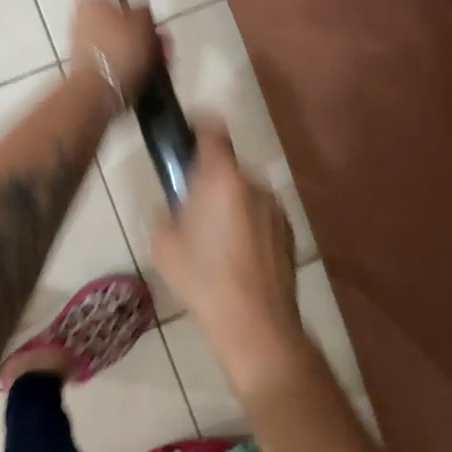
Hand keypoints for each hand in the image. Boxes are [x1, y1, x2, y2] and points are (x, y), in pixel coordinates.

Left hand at [67, 0, 161, 103]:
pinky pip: (117, 63)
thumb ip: (143, 10)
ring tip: (162, 63)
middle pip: (120, 24)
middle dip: (145, 35)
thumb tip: (141, 12)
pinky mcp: (89, 70)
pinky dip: (133, 67)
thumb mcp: (142, 19)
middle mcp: (82, 21)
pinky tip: (152, 76)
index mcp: (90, 2)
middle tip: (163, 44)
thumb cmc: (120, 49)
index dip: (136, 9)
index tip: (151, 20)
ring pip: (121, 45)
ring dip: (143, 53)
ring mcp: (83, 47)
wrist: (100, 90)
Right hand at [151, 120, 306, 382]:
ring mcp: (276, 208)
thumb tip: (177, 204)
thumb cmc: (202, 279)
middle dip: (209, 179)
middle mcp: (253, 184)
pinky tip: (236, 257)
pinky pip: (260, 216)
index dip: (197, 128)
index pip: (212, 131)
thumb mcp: (163, 242)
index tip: (184, 141)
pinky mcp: (289, 232)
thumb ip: (168, 210)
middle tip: (190, 206)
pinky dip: (248, 225)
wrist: (254, 322)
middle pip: (227, 166)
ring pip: (245, 193)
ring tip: (214, 240)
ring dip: (230, 203)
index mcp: (221, 179)